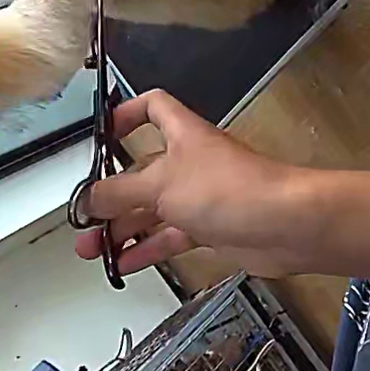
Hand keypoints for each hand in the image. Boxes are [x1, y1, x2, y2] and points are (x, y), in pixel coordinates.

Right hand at [74, 90, 318, 277]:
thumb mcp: (162, 185)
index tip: (101, 135)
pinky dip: (147, 249)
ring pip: (154, 208)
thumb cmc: (232, 189)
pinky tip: (124, 263)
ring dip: (122, 228)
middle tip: (84, 218)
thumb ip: (119, 192)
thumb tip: (89, 198)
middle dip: (111, 194)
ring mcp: (202, 196)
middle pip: (143, 170)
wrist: (285, 225)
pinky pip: (170, 236)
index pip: (153, 107)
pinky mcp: (212, 227)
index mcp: (182, 134)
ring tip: (93, 249)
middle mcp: (191, 162)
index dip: (126, 114)